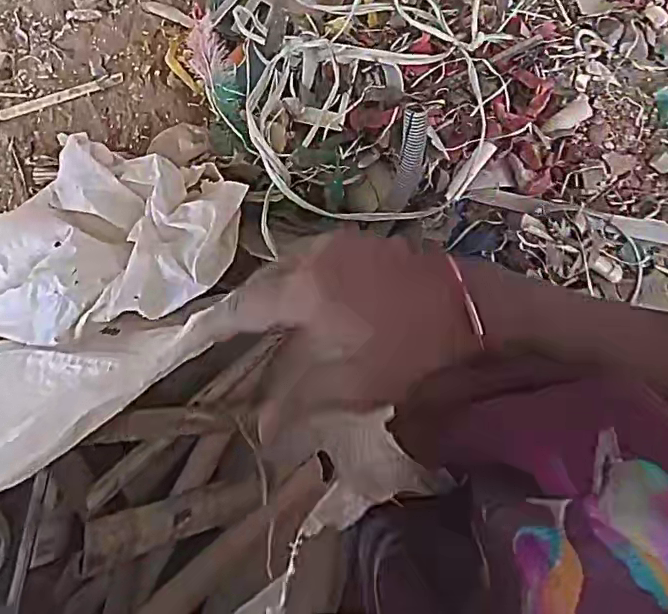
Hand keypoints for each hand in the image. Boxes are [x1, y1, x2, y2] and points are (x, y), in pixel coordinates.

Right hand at [216, 230, 481, 434]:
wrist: (473, 307)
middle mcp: (312, 255)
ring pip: (288, 265)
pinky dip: (300, 279)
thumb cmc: (411, 350)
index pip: (244, 306)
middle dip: (247, 309)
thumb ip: (298, 399)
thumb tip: (260, 428)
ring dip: (275, 292)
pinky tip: (310, 303)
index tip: (193, 337)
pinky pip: (312, 257)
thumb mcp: (352, 384)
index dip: (217, 324)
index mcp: (303, 289)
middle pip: (263, 281)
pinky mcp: (358, 240)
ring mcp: (337, 242)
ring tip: (271, 324)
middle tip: (235, 339)